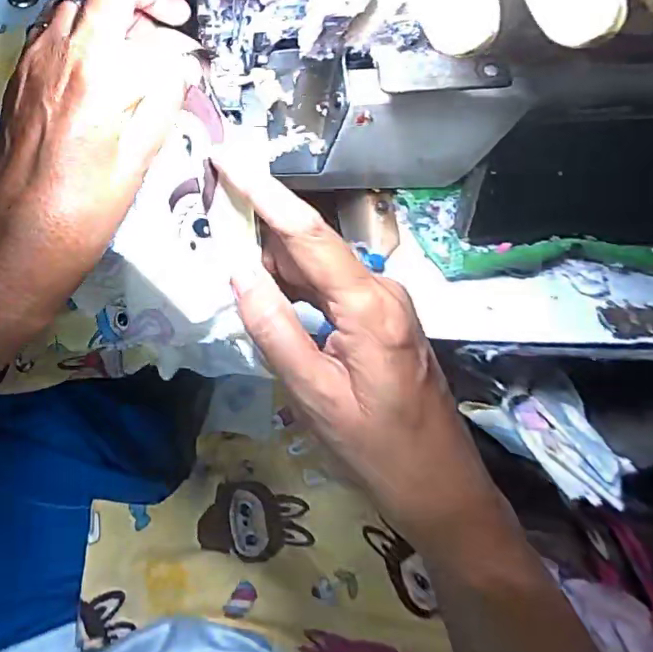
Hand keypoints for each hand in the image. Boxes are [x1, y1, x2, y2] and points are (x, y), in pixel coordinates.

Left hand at [0, 0, 200, 343]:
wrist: (16, 241)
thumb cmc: (79, 213)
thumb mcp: (139, 157)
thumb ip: (164, 96)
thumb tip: (179, 64)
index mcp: (93, 69)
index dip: (166, 4)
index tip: (181, 26)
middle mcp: (55, 54)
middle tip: (160, 26)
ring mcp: (30, 64)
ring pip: (70, 3)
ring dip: (105, 11)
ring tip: (130, 49)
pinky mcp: (16, 81)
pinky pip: (49, 33)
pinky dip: (78, 34)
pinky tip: (96, 70)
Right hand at [212, 153, 497, 541]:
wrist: (444, 493)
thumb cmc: (379, 451)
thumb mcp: (314, 395)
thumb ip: (273, 329)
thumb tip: (237, 273)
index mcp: (369, 306)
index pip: (307, 233)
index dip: (263, 191)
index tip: (228, 158)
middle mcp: (379, 291)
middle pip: (307, 244)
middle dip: (256, 223)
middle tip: (208, 206)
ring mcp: (381, 303)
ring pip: (313, 267)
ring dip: (268, 259)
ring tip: (222, 251)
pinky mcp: (376, 318)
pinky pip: (323, 287)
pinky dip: (288, 284)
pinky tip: (258, 289)